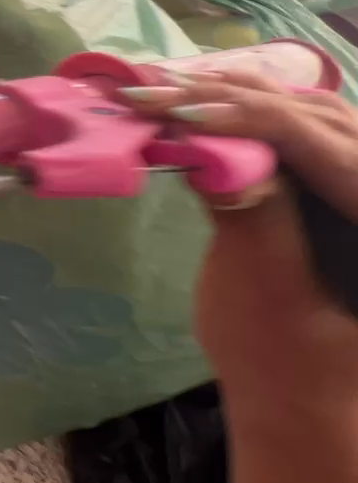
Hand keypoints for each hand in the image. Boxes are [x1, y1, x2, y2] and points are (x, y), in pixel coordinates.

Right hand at [120, 71, 357, 421]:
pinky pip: (299, 129)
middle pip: (322, 119)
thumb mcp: (268, 292)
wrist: (303, 395)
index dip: (251, 118)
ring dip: (231, 95)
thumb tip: (206, 146)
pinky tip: (192, 101)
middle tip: (146, 90)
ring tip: (159, 87)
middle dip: (232, 97)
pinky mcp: (337, 188)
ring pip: (312, 114)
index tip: (168, 109)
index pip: (328, 146)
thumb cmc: (287, 357)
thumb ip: (254, 217)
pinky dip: (241, 108)